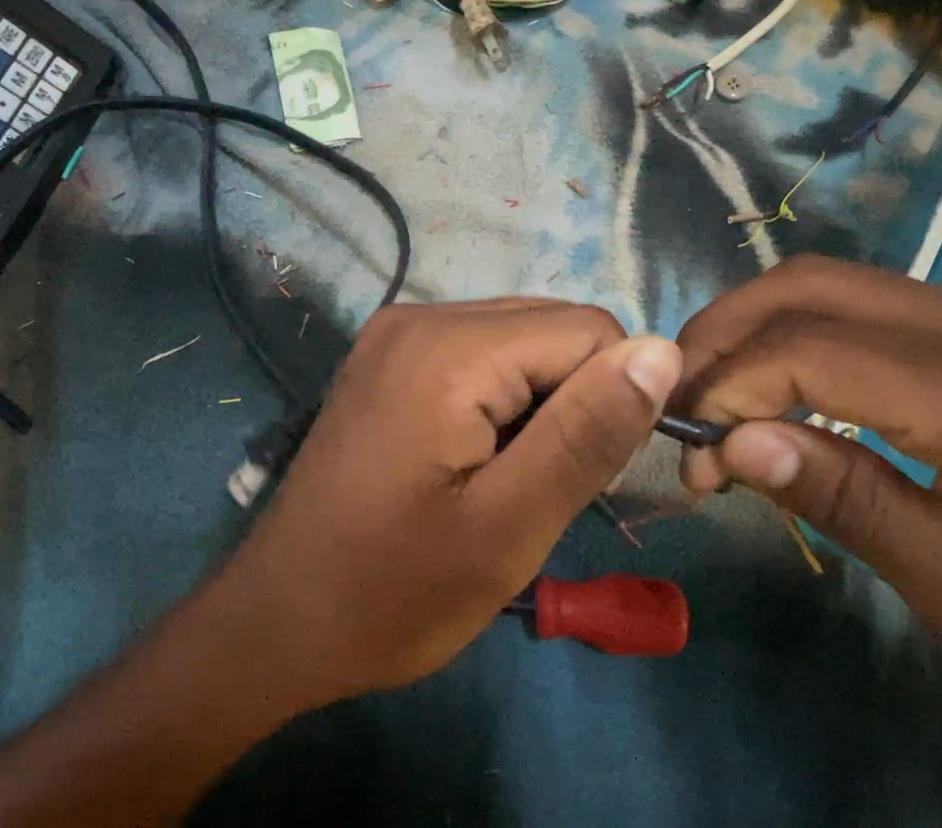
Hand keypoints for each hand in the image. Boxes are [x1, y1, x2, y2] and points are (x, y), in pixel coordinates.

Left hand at [207, 299, 682, 706]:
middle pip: (553, 328)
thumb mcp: (509, 528)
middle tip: (535, 489)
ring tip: (501, 480)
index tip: (582, 478)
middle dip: (573, 400)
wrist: (279, 623)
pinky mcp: (386, 360)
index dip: (612, 402)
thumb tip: (662, 350)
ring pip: (521, 341)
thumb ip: (586, 432)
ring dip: (537, 405)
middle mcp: (419, 317)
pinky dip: (500, 402)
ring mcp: (395, 335)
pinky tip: (471, 462)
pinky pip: (479, 355)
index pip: (590, 331)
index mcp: (449, 349)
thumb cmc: (395, 592)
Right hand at [673, 257, 941, 789]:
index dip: (728, 385)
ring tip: (717, 401)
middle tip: (678, 407)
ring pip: (835, 282)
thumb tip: (732, 442)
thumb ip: (847, 502)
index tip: (686, 450)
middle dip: (723, 333)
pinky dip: (802, 335)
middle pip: (811, 283)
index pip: (811, 347)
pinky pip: (870, 307)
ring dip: (756, 328)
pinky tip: (785, 393)